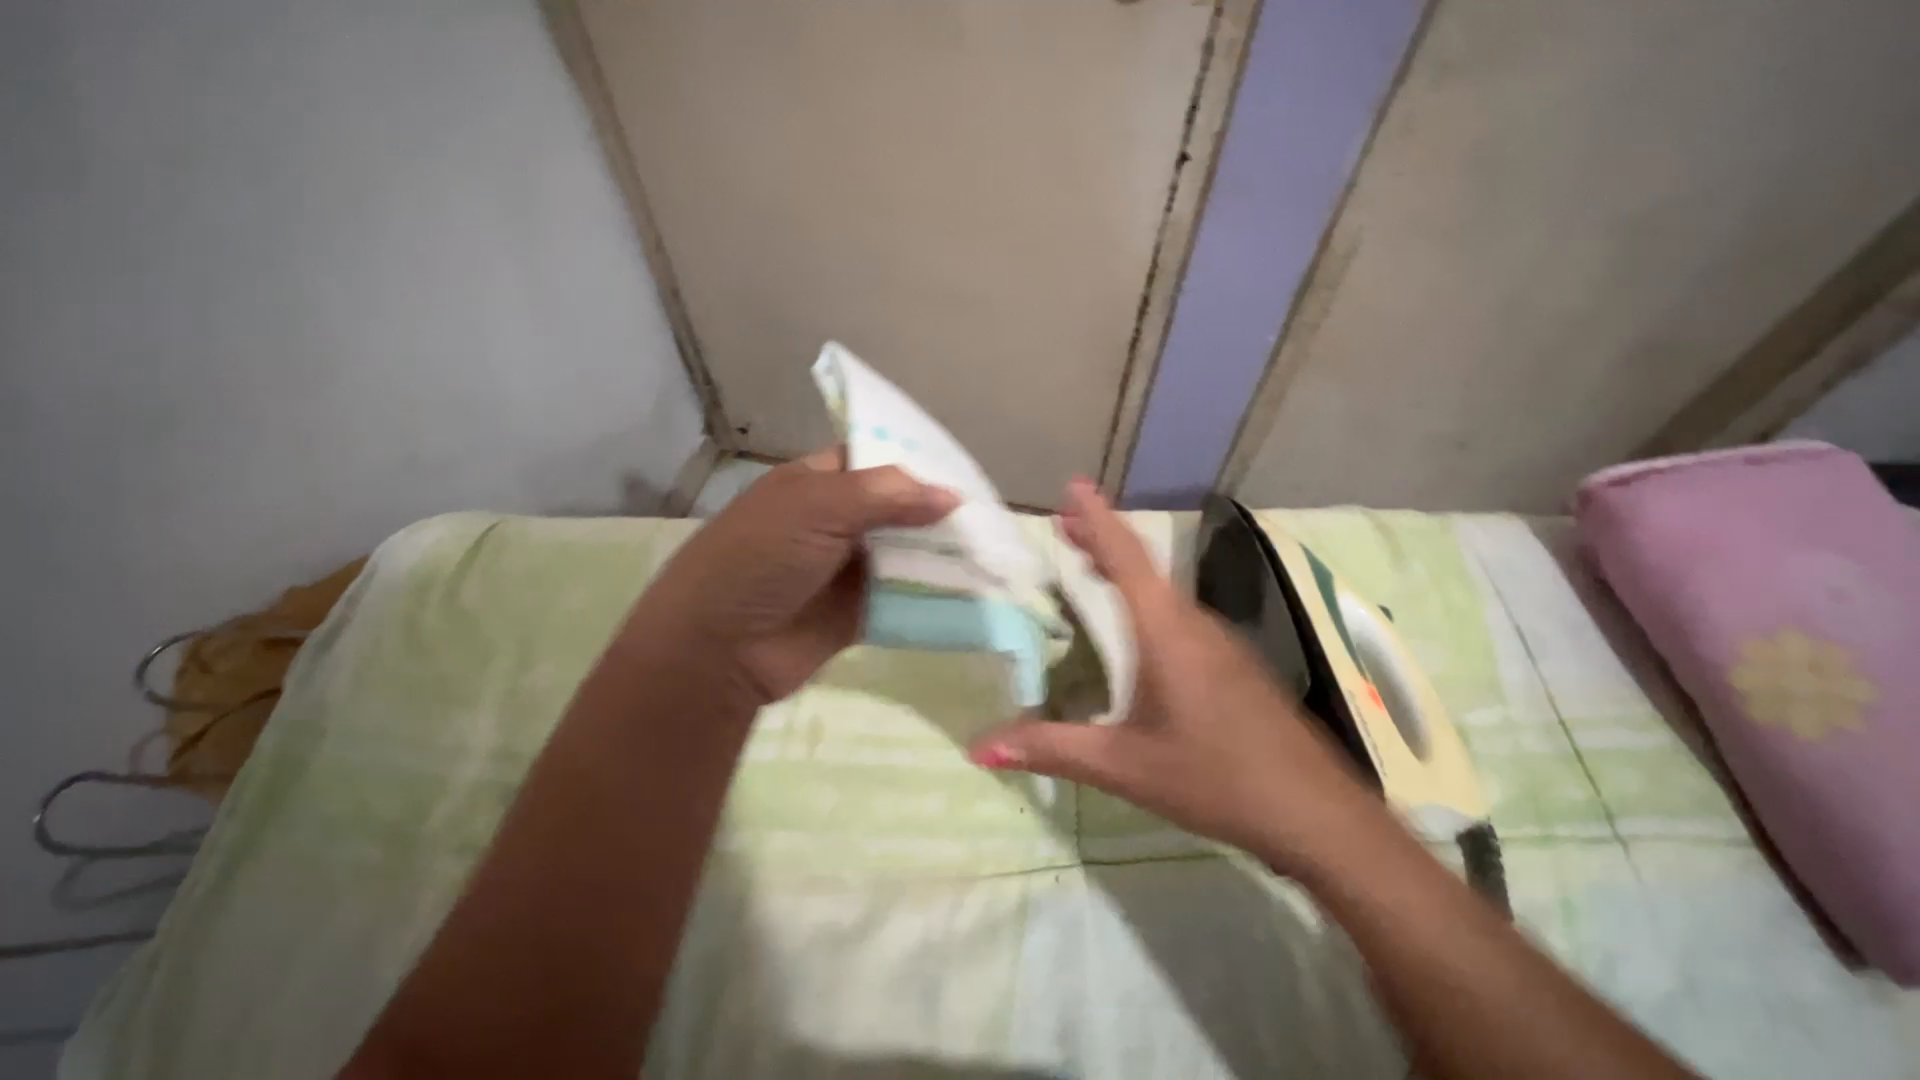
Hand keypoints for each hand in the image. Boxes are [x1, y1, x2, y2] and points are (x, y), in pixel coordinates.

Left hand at [633, 448, 958, 708]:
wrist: (718, 647)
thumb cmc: (760, 558)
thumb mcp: (818, 507)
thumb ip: (887, 496)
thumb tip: (952, 496)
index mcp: (815, 483)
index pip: (875, 462)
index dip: (918, 466)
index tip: (966, 475)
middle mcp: (832, 522)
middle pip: (896, 511)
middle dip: (937, 515)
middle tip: (990, 519)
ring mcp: (845, 569)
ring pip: (904, 555)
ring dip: (940, 555)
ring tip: (993, 553)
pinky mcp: (857, 613)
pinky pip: (903, 597)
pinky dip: (932, 595)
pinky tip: (974, 590)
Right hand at [968, 480, 1381, 870]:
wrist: (1315, 812)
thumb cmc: (1215, 778)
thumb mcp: (1125, 766)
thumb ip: (1053, 749)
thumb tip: (979, 747)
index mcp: (1167, 633)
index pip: (1127, 558)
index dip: (1098, 520)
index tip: (1073, 486)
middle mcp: (1197, 626)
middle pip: (1145, 570)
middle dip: (1104, 544)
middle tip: (1064, 528)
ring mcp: (1224, 646)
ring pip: (1166, 596)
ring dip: (1126, 577)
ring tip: (1089, 574)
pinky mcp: (1238, 669)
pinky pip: (1182, 621)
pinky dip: (1148, 609)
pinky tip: (1137, 639)